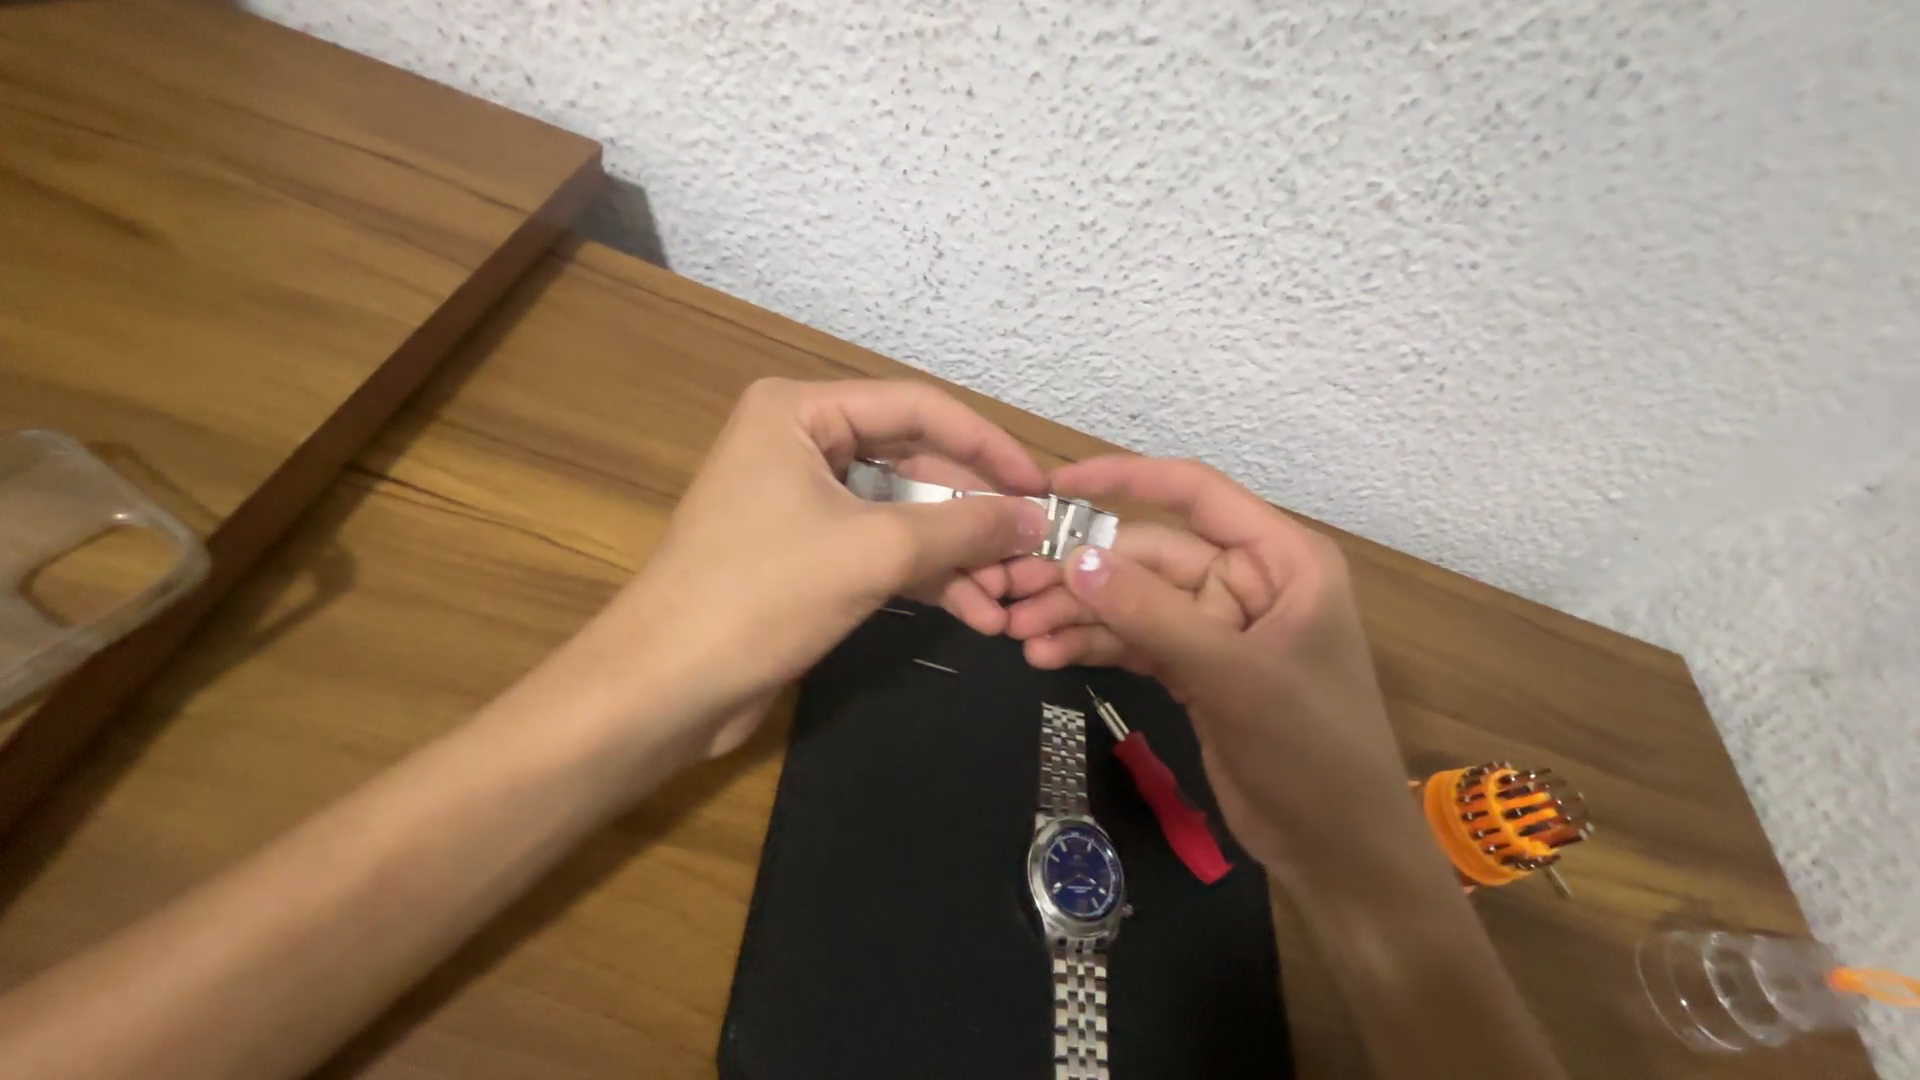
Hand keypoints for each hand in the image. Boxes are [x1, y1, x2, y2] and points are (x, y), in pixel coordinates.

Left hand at [566, 378, 1048, 762]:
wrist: (665, 688)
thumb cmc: (761, 595)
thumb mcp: (873, 550)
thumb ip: (962, 526)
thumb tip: (1034, 517)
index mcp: (801, 411)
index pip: (919, 408)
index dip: (988, 446)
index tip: (1042, 488)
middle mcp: (800, 443)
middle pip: (915, 464)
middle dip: (974, 515)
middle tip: (1030, 554)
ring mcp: (803, 501)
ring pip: (903, 514)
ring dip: (957, 557)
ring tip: (1009, 600)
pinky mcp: (807, 554)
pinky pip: (881, 550)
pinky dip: (926, 579)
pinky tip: (975, 613)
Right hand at [1003, 456, 1416, 888]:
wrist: (1335, 848)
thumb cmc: (1310, 749)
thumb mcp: (1231, 674)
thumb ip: (1152, 614)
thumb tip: (1075, 560)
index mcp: (1280, 558)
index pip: (1195, 494)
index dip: (1124, 480)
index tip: (1056, 485)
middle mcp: (1245, 580)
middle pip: (1148, 557)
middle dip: (1082, 577)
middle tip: (1014, 591)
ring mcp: (1215, 625)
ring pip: (1132, 601)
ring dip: (1077, 615)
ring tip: (1018, 633)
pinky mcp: (1191, 666)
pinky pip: (1133, 640)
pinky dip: (1092, 646)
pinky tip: (1047, 655)